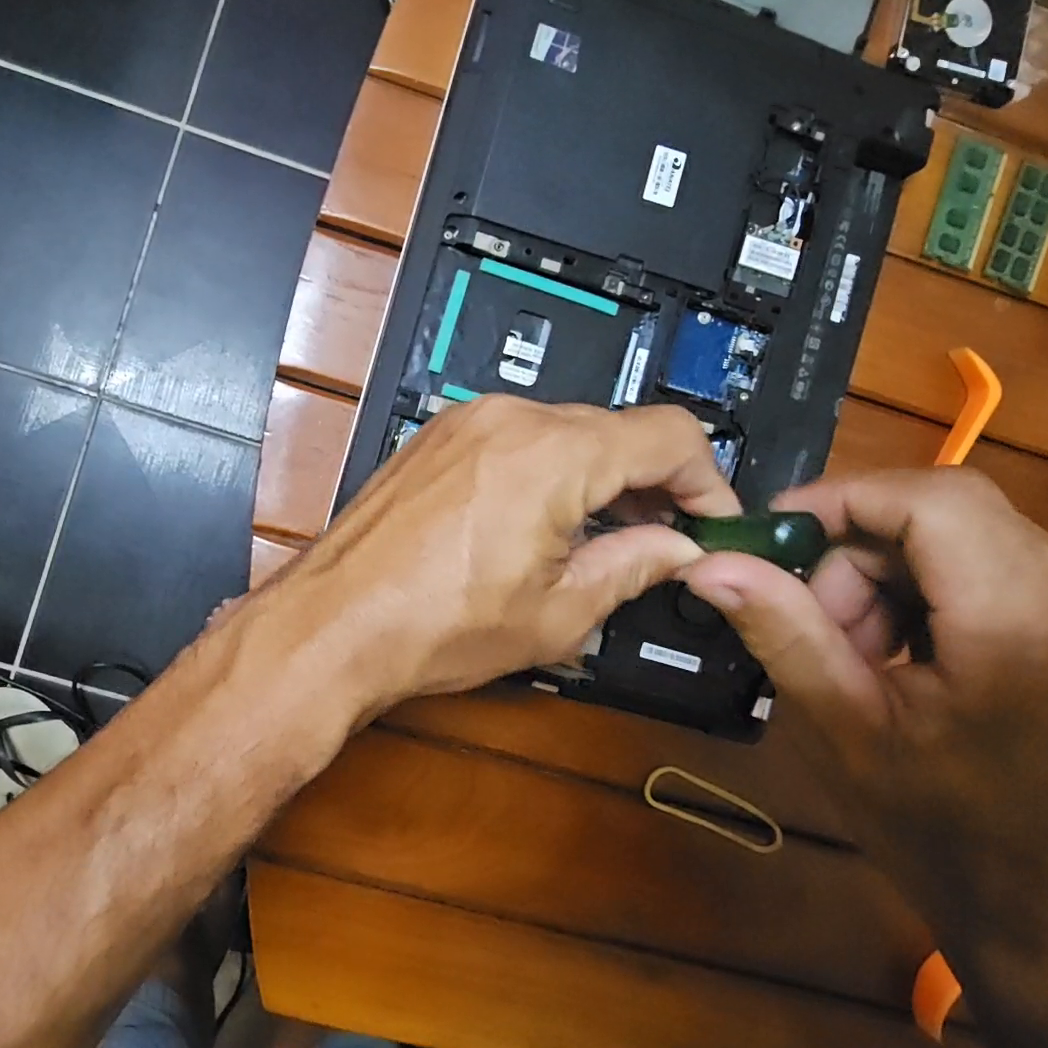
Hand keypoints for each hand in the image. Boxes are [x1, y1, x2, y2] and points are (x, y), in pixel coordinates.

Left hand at [262, 396, 738, 718]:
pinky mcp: (438, 441)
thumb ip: (632, 568)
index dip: (708, 480)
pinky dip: (548, 471)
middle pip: (616, 429)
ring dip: (600, 476)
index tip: (713, 517)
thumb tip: (673, 550)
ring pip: (565, 432)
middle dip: (653, 482)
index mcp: (550, 455)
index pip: (668, 436)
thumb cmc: (424, 624)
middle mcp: (506, 422)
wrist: (335, 624)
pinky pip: (516, 439)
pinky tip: (545, 522)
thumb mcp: (556, 614)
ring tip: (604, 537)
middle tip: (666, 537)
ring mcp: (464, 426)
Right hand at [681, 468, 1047, 1047]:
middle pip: (956, 516)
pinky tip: (926, 659)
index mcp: (1031, 631)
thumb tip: (708, 564)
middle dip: (868, 556)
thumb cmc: (940, 836)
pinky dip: (951, 595)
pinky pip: (1018, 570)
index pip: (936, 501)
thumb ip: (780, 630)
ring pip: (983, 539)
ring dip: (906, 578)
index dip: (844, 499)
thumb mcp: (841, 730)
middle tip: (826, 628)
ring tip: (875, 656)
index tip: (776, 536)